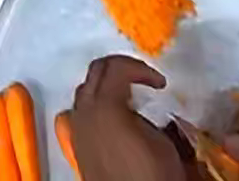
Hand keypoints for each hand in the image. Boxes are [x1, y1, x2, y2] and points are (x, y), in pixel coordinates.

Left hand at [68, 56, 189, 180]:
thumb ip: (146, 117)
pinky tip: (113, 118)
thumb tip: (138, 113)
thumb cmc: (151, 178)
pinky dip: (96, 103)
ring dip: (106, 85)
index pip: (117, 67)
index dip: (140, 68)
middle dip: (121, 69)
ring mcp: (77, 124)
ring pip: (86, 88)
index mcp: (105, 104)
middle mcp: (84, 107)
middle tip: (144, 79)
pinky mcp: (76, 141)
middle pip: (97, 70)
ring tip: (129, 98)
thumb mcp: (162, 145)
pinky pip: (81, 109)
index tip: (160, 83)